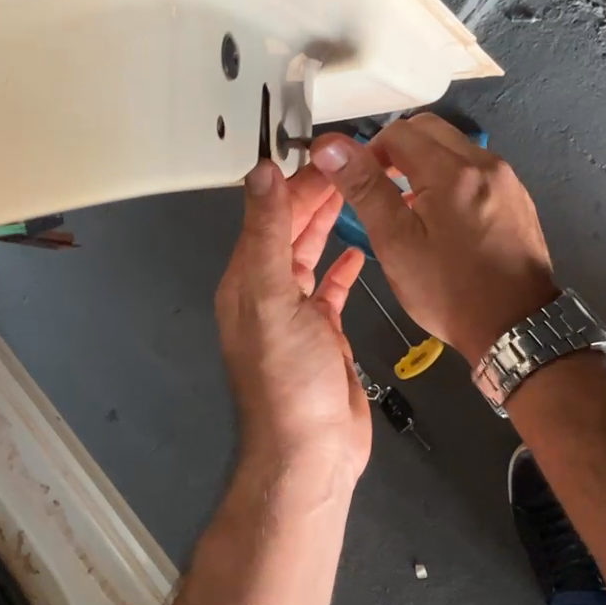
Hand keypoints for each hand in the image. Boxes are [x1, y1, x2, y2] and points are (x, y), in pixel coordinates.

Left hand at [214, 159, 371, 481]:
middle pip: (289, 231)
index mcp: (247, 280)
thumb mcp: (272, 299)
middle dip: (315, 196)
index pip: (269, 216)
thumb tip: (260, 171)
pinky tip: (358, 250)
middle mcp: (267, 292)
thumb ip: (266, 234)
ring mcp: (296, 314)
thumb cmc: (290, 376)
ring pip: (309, 254)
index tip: (329, 153)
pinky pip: (330, 288)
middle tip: (353, 165)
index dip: (295, 183)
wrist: (312, 451)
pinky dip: (341, 266)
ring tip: (356, 192)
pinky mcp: (323, 332)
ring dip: (327, 223)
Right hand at [309, 114, 558, 363]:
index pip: (398, 132)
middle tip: (382, 188)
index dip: (369, 151)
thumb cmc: (448, 290)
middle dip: (398, 149)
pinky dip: (452, 177)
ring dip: (426, 162)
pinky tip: (444, 217)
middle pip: (429, 130)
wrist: (517, 327)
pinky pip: (476, 169)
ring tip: (410, 206)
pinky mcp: (518, 197)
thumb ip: (364, 187)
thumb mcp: (396, 242)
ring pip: (455, 147)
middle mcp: (485, 162)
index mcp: (452, 170)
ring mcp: (507, 179)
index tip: (360, 183)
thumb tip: (330, 145)